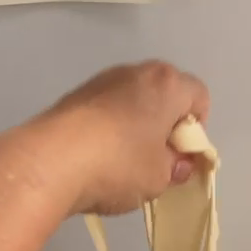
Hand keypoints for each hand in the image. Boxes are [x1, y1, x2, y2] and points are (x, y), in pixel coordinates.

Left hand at [23, 61, 210, 215]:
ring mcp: (101, 81)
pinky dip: (106, 133)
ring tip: (119, 167)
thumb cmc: (118, 166)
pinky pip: (102, 114)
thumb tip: (179, 163)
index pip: (199, 98)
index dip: (196, 131)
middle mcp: (136, 71)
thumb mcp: (158, 178)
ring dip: (133, 130)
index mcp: (167, 84)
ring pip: (131, 104)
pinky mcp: (73, 97)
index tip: (180, 159)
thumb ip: (175, 168)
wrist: (51, 161)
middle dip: (163, 129)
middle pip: (163, 97)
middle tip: (153, 165)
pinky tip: (94, 161)